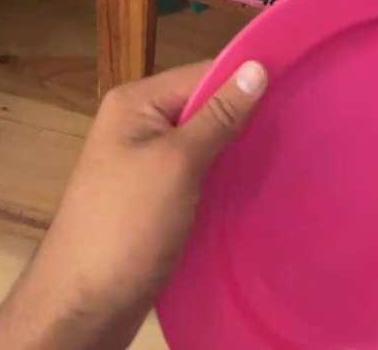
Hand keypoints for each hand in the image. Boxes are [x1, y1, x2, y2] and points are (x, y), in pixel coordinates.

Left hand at [0, 59, 267, 349]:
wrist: (81, 310)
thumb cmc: (127, 226)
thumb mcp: (177, 163)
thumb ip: (218, 115)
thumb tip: (257, 66)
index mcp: (135, 102)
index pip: (202, 73)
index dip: (245, 77)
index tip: (295, 83)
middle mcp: (137, 123)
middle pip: (203, 105)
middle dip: (243, 115)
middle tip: (296, 121)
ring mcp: (143, 162)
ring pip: (203, 142)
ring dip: (235, 149)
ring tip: (284, 151)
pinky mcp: (153, 197)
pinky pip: (196, 173)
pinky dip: (222, 177)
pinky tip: (254, 184)